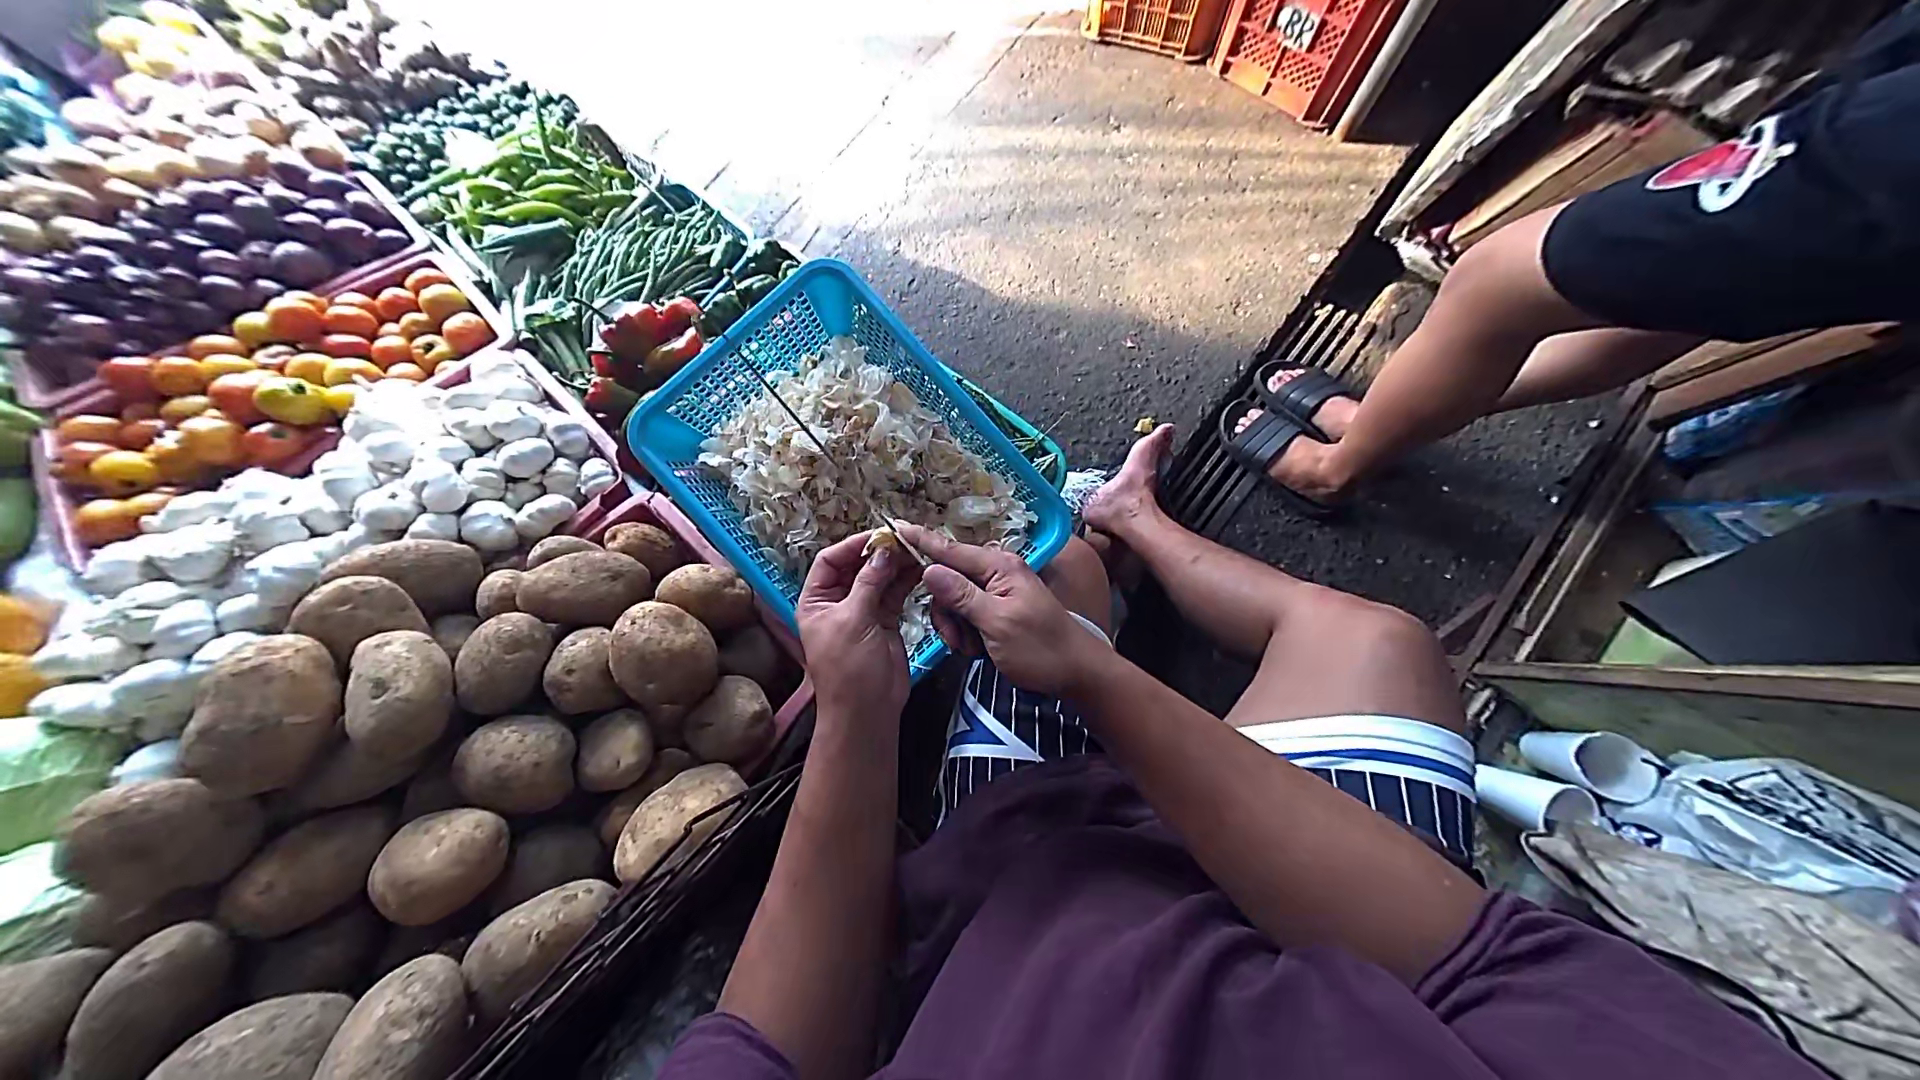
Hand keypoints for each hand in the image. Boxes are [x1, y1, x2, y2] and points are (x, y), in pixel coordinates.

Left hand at [797, 531, 922, 720]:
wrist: (867, 712)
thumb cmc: (848, 669)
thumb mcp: (853, 620)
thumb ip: (868, 583)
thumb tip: (883, 551)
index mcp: (817, 600)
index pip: (831, 561)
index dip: (853, 545)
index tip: (880, 534)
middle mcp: (838, 601)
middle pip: (857, 566)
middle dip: (879, 552)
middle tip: (905, 539)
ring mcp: (863, 610)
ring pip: (879, 578)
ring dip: (896, 564)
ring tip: (917, 550)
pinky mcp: (885, 620)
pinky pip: (895, 593)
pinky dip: (907, 581)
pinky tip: (921, 569)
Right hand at [895, 524, 1106, 696]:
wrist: (1076, 675)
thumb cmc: (1040, 649)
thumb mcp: (997, 623)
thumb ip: (962, 595)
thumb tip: (929, 569)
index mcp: (999, 566)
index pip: (950, 549)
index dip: (921, 541)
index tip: (894, 527)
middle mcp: (996, 573)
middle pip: (947, 580)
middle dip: (945, 611)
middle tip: (957, 639)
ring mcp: (996, 593)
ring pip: (953, 602)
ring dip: (956, 627)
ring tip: (972, 649)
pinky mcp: (996, 612)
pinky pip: (966, 616)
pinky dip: (966, 635)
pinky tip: (979, 650)